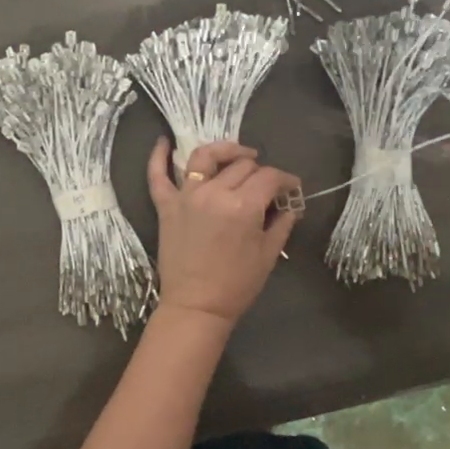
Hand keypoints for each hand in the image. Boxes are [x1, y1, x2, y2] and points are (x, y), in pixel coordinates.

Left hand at [147, 139, 300, 326]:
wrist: (196, 306)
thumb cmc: (237, 284)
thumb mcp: (268, 253)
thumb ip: (281, 223)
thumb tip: (289, 206)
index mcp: (243, 206)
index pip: (269, 178)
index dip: (286, 180)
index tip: (292, 188)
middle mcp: (213, 193)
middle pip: (241, 166)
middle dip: (260, 171)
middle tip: (267, 185)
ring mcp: (186, 197)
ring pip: (205, 158)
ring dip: (224, 151)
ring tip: (237, 154)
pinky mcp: (166, 206)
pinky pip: (157, 176)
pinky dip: (158, 157)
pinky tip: (164, 142)